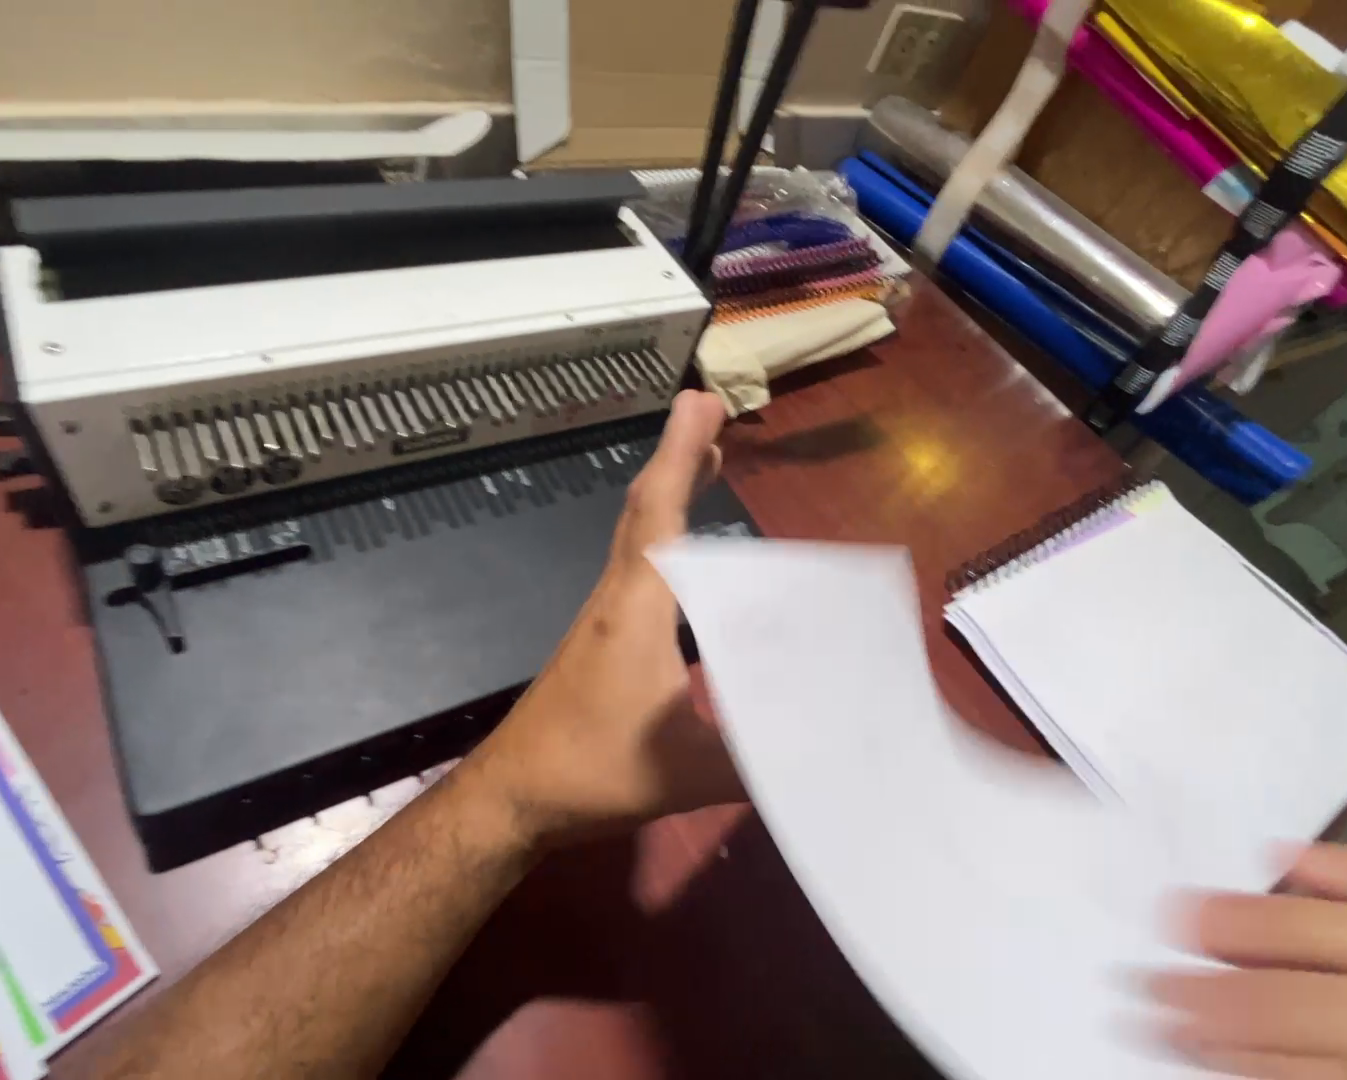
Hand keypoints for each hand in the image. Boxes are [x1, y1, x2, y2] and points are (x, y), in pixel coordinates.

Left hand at [459, 390, 746, 849]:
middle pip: (645, 510)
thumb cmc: (595, 769)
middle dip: (678, 458)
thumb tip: (830, 753)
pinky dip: (662, 539)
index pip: (659, 512)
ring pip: (637, 537)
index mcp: (639, 609)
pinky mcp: (600, 638)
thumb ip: (761, 763)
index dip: (680, 453)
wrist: (517, 790)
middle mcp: (618, 597)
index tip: (699, 401)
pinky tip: (686, 562)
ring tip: (704, 469)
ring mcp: (603, 616)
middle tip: (709, 418)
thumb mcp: (688, 771)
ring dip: (669, 495)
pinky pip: (635, 566)